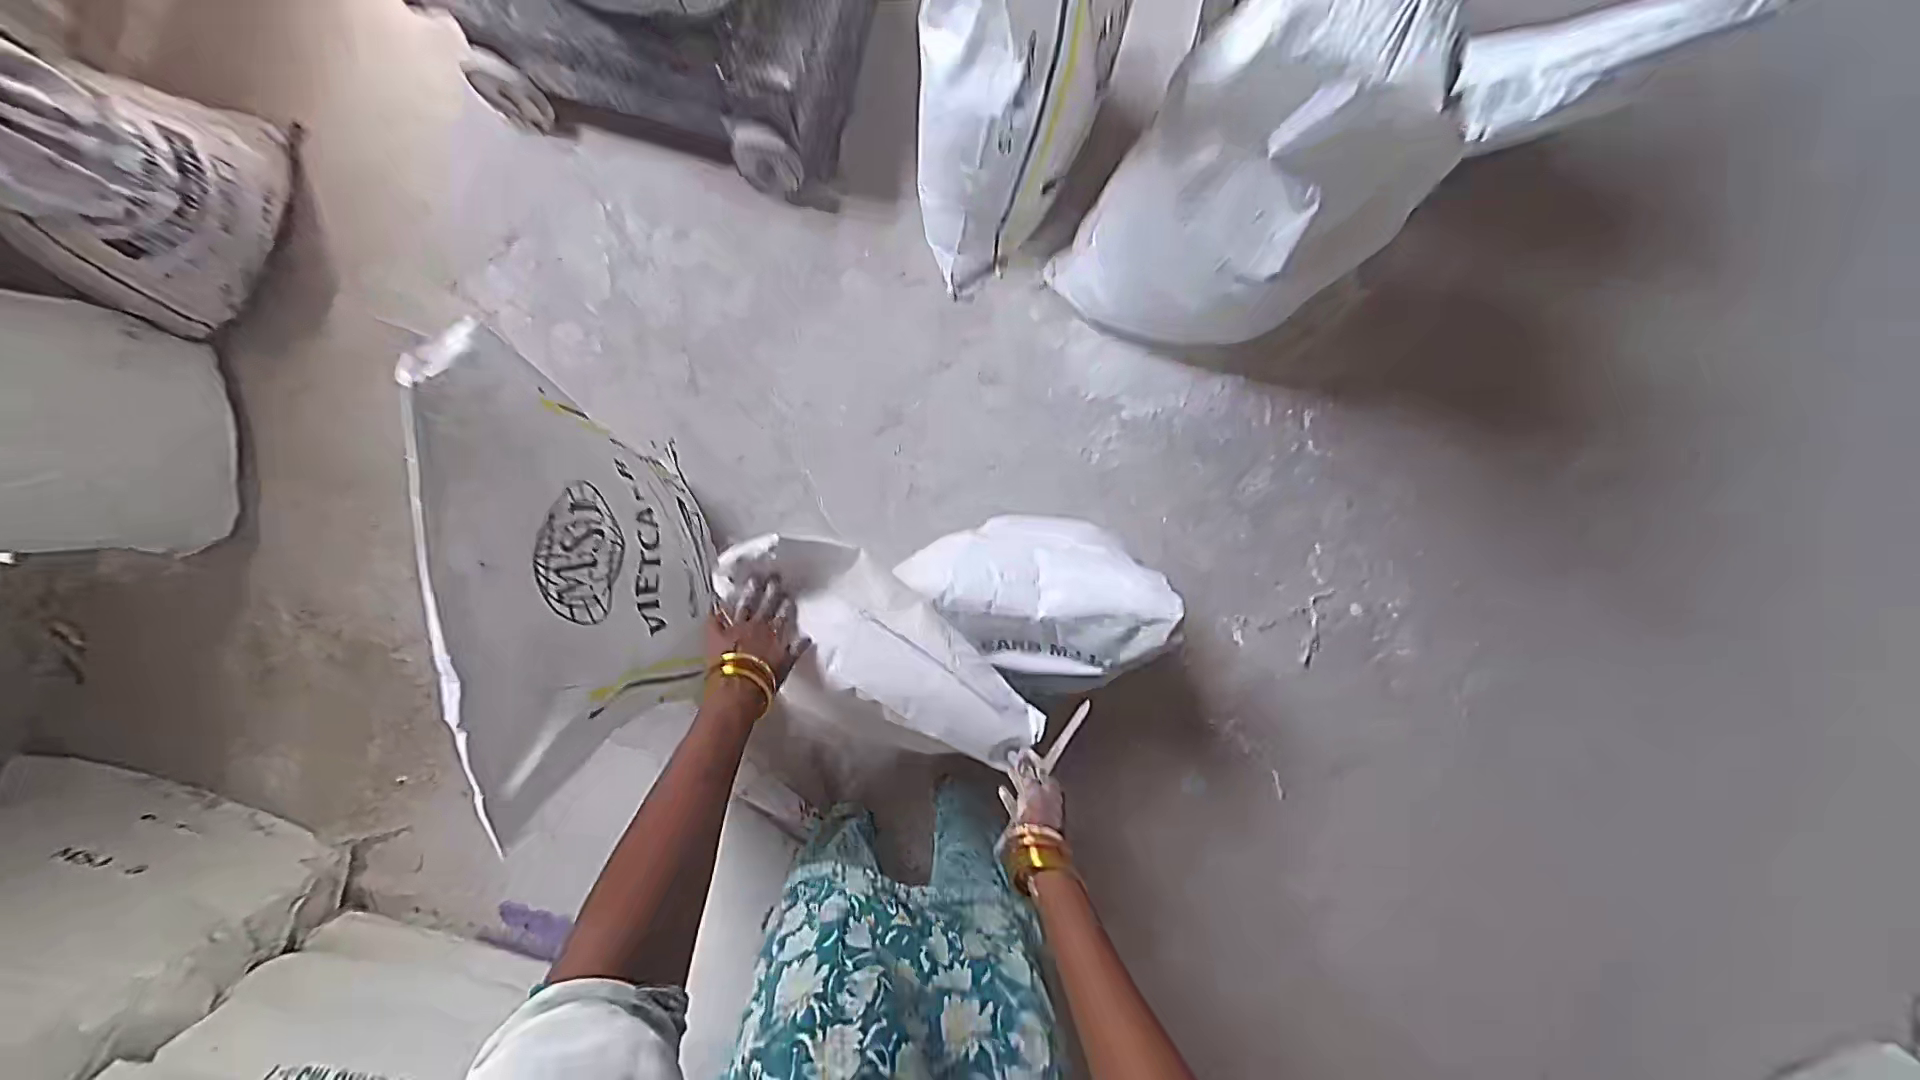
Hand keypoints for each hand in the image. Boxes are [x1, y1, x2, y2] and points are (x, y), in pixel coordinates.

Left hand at [708, 572, 807, 685]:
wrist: (738, 689)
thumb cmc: (765, 681)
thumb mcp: (786, 666)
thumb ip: (795, 650)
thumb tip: (806, 638)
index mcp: (775, 634)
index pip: (784, 615)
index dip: (786, 604)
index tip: (789, 593)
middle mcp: (756, 626)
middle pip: (765, 604)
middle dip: (770, 590)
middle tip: (773, 576)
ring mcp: (735, 628)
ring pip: (743, 606)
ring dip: (748, 593)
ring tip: (751, 580)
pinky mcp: (716, 634)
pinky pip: (715, 618)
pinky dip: (715, 609)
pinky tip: (715, 600)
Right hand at [1004, 749, 1064, 833]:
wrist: (1034, 847)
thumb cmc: (1037, 816)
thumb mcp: (1031, 789)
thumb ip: (1026, 773)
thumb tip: (1023, 758)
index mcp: (1052, 790)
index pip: (1042, 770)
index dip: (1032, 760)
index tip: (1023, 751)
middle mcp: (1046, 800)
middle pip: (1034, 780)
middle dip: (1024, 769)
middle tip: (1014, 757)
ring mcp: (1036, 812)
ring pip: (1025, 792)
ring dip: (1016, 781)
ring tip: (1007, 770)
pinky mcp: (1024, 823)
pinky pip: (1016, 806)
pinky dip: (1009, 798)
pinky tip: (1002, 791)